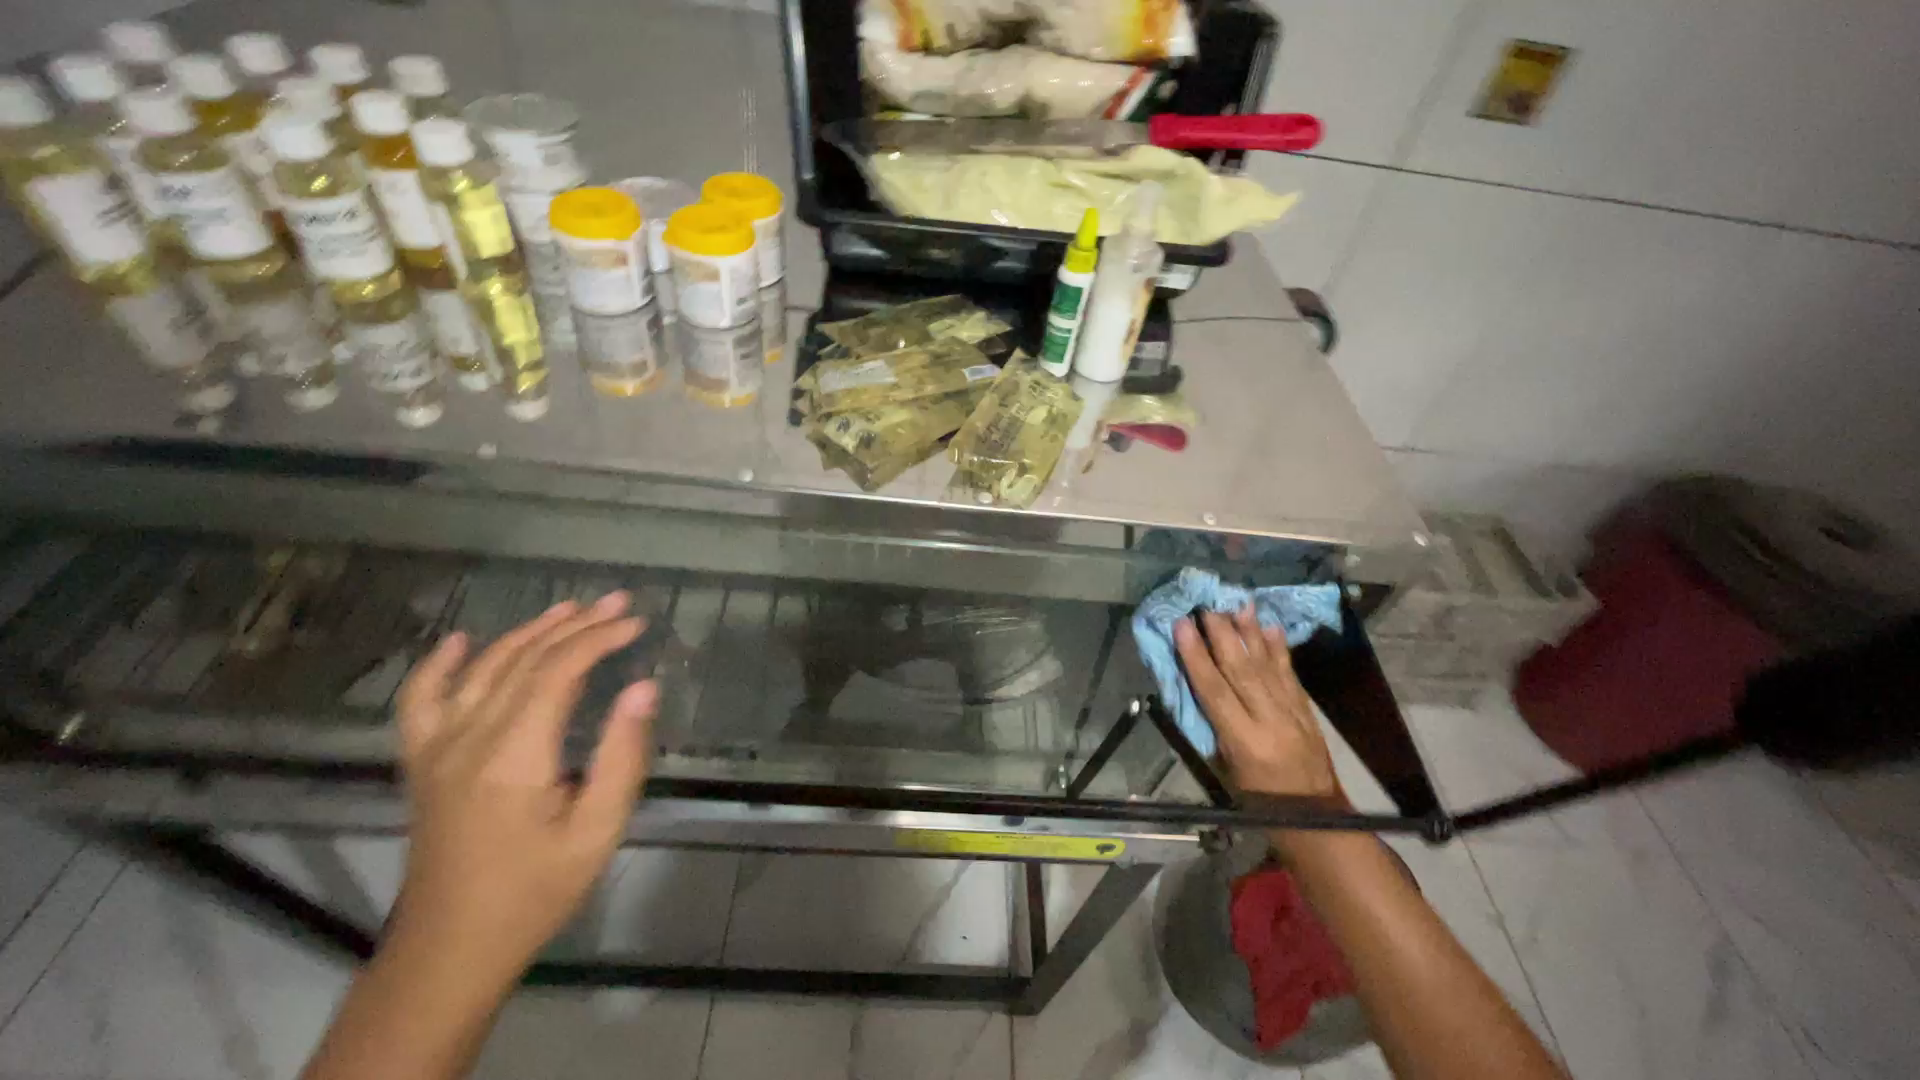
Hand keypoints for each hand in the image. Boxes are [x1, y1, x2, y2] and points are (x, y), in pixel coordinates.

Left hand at [388, 592, 658, 978]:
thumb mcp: (597, 831)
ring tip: (569, 609)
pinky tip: (460, 641)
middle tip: (618, 604)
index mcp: (514, 755)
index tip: (637, 624)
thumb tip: (643, 689)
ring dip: (527, 632)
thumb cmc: (536, 891)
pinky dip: (439, 664)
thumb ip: (621, 757)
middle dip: (575, 626)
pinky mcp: (419, 762)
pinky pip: (420, 699)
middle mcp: (468, 738)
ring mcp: (435, 748)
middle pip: (523, 660)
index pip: (558, 671)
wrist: (453, 945)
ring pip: (481, 669)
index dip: (599, 639)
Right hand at [1173, 606, 1343, 802]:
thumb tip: (1192, 689)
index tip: (1181, 626)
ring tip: (1237, 605)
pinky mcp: (1307, 710)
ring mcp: (1292, 713)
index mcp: (1244, 742)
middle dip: (1222, 635)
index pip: (1215, 690)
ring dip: (1251, 633)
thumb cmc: (1257, 802)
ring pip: (1267, 666)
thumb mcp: (1224, 771)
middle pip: (1242, 669)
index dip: (1196, 656)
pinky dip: (1279, 649)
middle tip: (1207, 605)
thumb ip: (1211, 729)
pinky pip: (1290, 673)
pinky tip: (1270, 627)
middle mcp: (1270, 721)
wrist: (1314, 819)